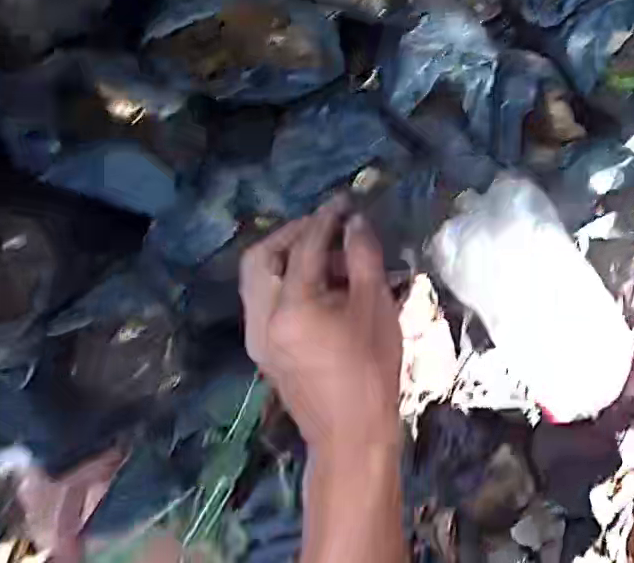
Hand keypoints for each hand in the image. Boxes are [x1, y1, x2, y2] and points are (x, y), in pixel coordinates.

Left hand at [240, 196, 402, 459]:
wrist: (351, 432)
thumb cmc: (371, 366)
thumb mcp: (376, 304)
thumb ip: (364, 256)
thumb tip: (355, 222)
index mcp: (290, 308)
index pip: (304, 247)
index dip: (326, 218)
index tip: (345, 201)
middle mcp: (262, 319)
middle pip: (260, 258)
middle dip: (292, 234)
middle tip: (326, 226)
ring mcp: (257, 337)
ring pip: (259, 278)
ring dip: (289, 256)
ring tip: (331, 255)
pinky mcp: (264, 348)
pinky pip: (266, 298)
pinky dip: (288, 279)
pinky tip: (324, 283)